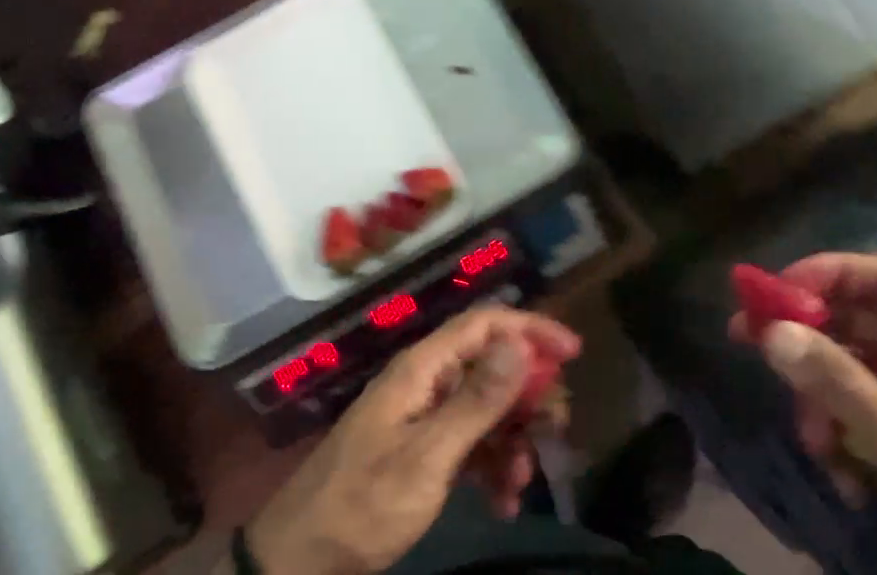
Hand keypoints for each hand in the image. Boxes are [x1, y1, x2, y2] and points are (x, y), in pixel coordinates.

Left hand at [246, 307, 582, 574]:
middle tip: (557, 433)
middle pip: (491, 368)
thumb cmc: (365, 502)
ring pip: (486, 411)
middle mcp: (424, 384)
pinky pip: (470, 445)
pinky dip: (492, 468)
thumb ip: (476, 400)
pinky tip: (503, 505)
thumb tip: (519, 341)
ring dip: (513, 443)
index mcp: (421, 370)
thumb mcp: (428, 456)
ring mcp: (422, 418)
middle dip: (528, 398)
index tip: (573, 352)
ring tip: (521, 486)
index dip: (530, 329)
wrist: (303, 558)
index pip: (483, 325)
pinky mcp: (421, 451)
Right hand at [730, 253, 876, 574]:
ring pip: (844, 371)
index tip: (773, 293)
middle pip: (854, 322)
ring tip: (820, 449)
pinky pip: (852, 414)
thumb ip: (842, 387)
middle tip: (745, 340)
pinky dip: (837, 439)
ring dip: (819, 404)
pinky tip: (849, 481)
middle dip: (805, 340)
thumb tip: (772, 330)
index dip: (828, 273)